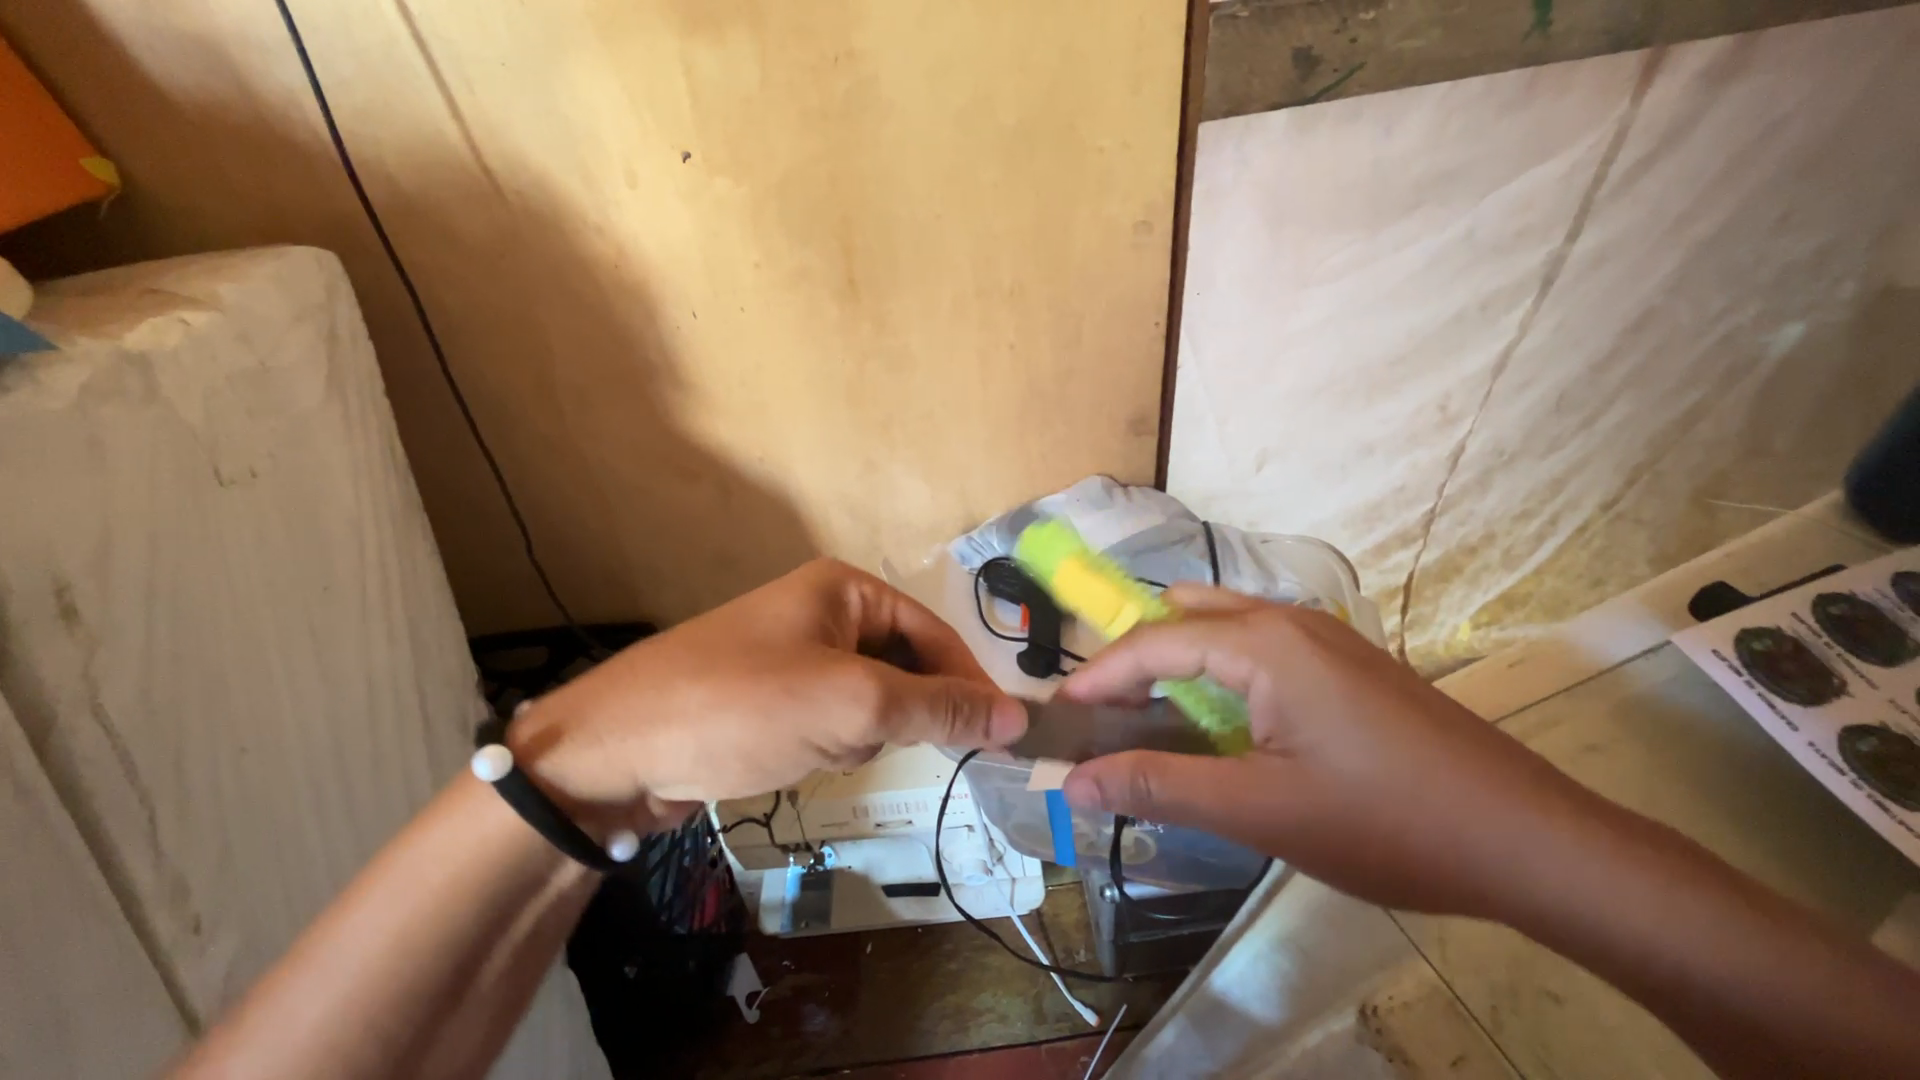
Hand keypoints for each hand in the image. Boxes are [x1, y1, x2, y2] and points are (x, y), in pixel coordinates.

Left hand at [506, 559, 1027, 833]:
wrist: (616, 749)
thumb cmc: (743, 707)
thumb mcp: (853, 703)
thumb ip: (940, 707)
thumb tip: (1019, 716)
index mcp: (844, 589)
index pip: (934, 632)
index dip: (970, 682)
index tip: (1002, 736)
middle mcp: (821, 610)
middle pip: (902, 664)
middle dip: (902, 710)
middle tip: (890, 744)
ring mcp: (790, 654)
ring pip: (868, 697)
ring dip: (864, 730)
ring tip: (827, 748)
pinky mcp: (767, 697)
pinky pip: (829, 716)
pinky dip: (830, 741)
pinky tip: (799, 759)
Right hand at [1060, 586, 1614, 917]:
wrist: (1530, 841)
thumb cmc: (1387, 823)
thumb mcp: (1259, 811)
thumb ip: (1158, 786)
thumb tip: (1070, 781)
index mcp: (1265, 643)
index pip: (1152, 642)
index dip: (1097, 678)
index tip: (1058, 718)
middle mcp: (1291, 622)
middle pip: (1184, 619)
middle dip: (1133, 662)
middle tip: (1103, 721)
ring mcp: (1328, 639)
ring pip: (1224, 630)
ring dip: (1177, 666)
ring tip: (1150, 725)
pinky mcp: (1350, 666)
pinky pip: (1260, 650)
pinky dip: (1219, 675)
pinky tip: (1222, 728)